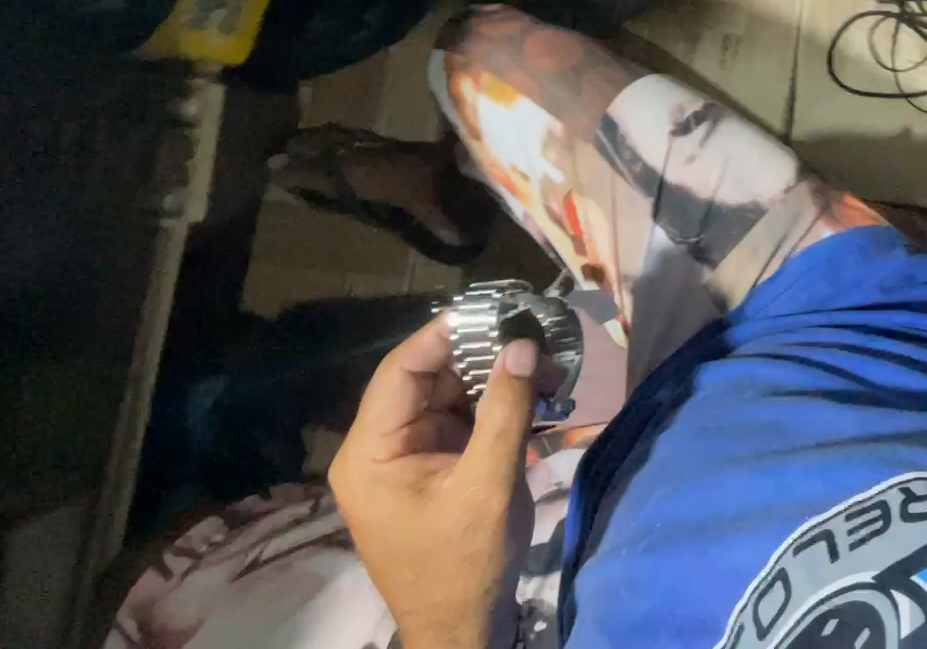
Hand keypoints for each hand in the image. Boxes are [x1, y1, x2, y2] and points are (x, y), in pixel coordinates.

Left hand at [329, 319, 546, 648]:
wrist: (464, 625)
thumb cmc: (463, 560)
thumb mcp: (488, 483)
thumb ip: (506, 410)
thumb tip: (523, 344)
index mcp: (374, 450)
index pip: (403, 369)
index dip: (447, 333)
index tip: (498, 308)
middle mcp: (387, 443)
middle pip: (434, 376)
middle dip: (487, 354)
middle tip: (539, 334)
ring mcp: (416, 451)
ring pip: (458, 391)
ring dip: (504, 376)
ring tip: (553, 366)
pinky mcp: (443, 461)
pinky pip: (472, 414)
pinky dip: (506, 401)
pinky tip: (543, 392)